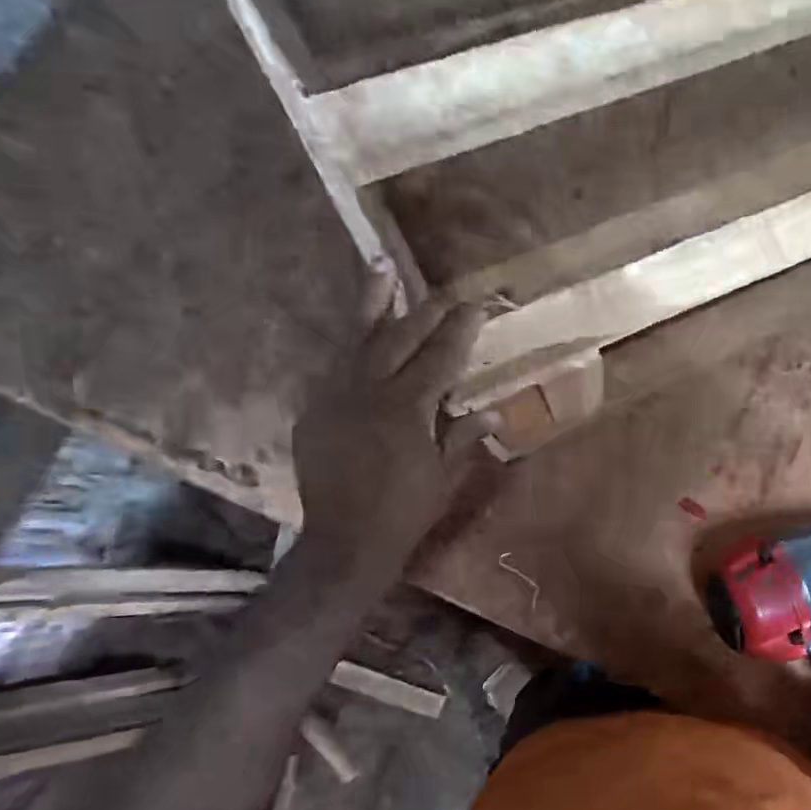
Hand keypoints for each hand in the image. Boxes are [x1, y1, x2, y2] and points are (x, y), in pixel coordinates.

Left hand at [292, 292, 500, 576]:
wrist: (345, 541)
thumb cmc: (407, 510)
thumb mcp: (446, 475)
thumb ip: (465, 437)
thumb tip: (494, 413)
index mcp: (406, 410)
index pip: (439, 358)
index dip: (459, 330)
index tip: (477, 305)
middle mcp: (367, 394)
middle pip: (398, 338)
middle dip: (424, 309)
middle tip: (444, 287)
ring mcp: (334, 398)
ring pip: (356, 341)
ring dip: (373, 305)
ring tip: (380, 268)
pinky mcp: (315, 411)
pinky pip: (338, 367)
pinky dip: (355, 345)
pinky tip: (365, 333)